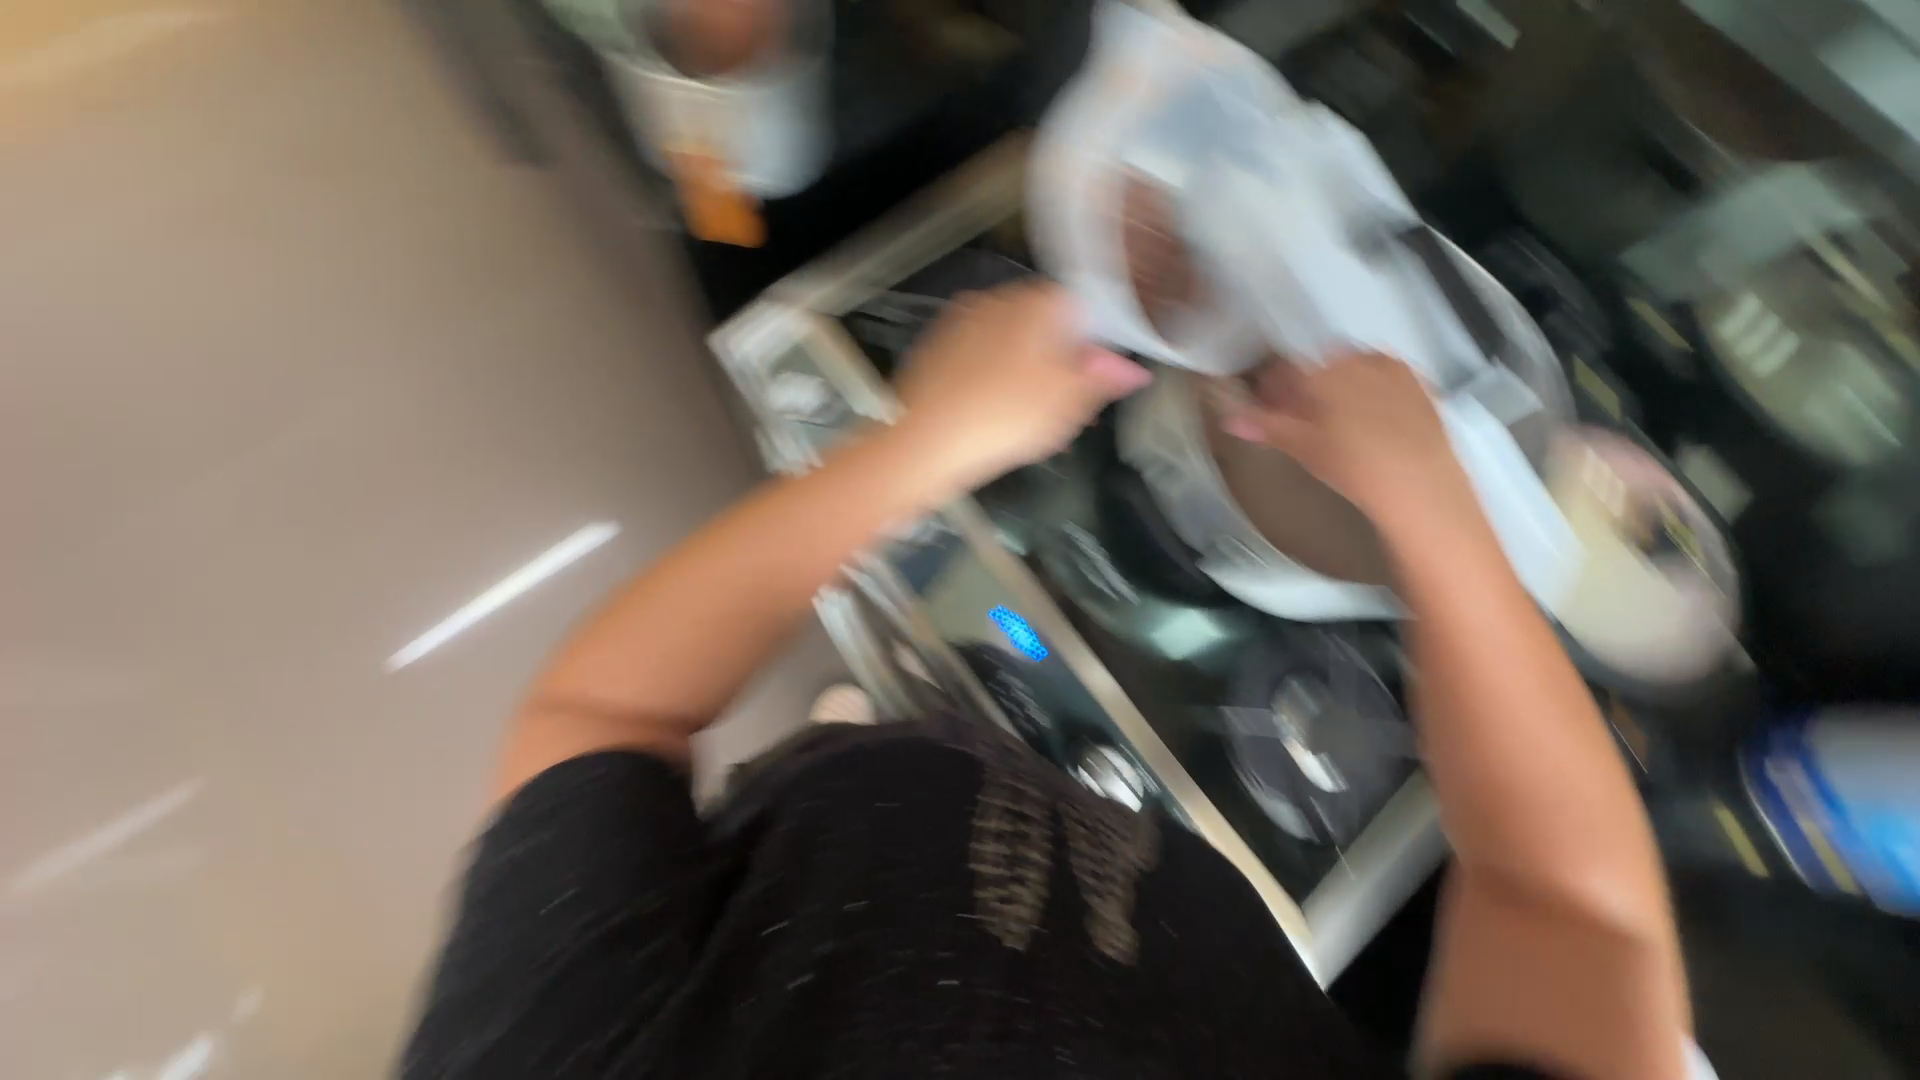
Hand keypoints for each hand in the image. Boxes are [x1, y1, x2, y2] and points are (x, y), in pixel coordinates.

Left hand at [892, 281, 1151, 491]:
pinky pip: (981, 365)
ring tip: (1035, 423)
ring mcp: (962, 326)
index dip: (1093, 346)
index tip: (1097, 379)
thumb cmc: (997, 419)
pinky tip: (1000, 421)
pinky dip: (996, 386)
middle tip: (1068, 408)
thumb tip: (1131, 370)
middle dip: (1060, 365)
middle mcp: (995, 303)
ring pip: (1012, 349)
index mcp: (1033, 303)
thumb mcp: (1067, 402)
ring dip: (1029, 379)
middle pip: (1044, 328)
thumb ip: (1102, 378)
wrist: (924, 443)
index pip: (1081, 307)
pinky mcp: (938, 355)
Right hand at [1216, 351, 1478, 536]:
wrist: (1419, 484)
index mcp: (1323, 370)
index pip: (1284, 368)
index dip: (1270, 387)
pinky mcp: (1417, 382)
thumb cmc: (1354, 466)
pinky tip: (1366, 417)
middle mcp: (1356, 360)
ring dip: (1335, 385)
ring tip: (1331, 419)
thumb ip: (1264, 426)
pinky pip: (1382, 376)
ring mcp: (1390, 368)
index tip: (1265, 403)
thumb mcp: (1302, 448)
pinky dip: (1367, 389)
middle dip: (1304, 385)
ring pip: (1350, 368)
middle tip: (1297, 415)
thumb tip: (1230, 419)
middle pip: (1317, 365)